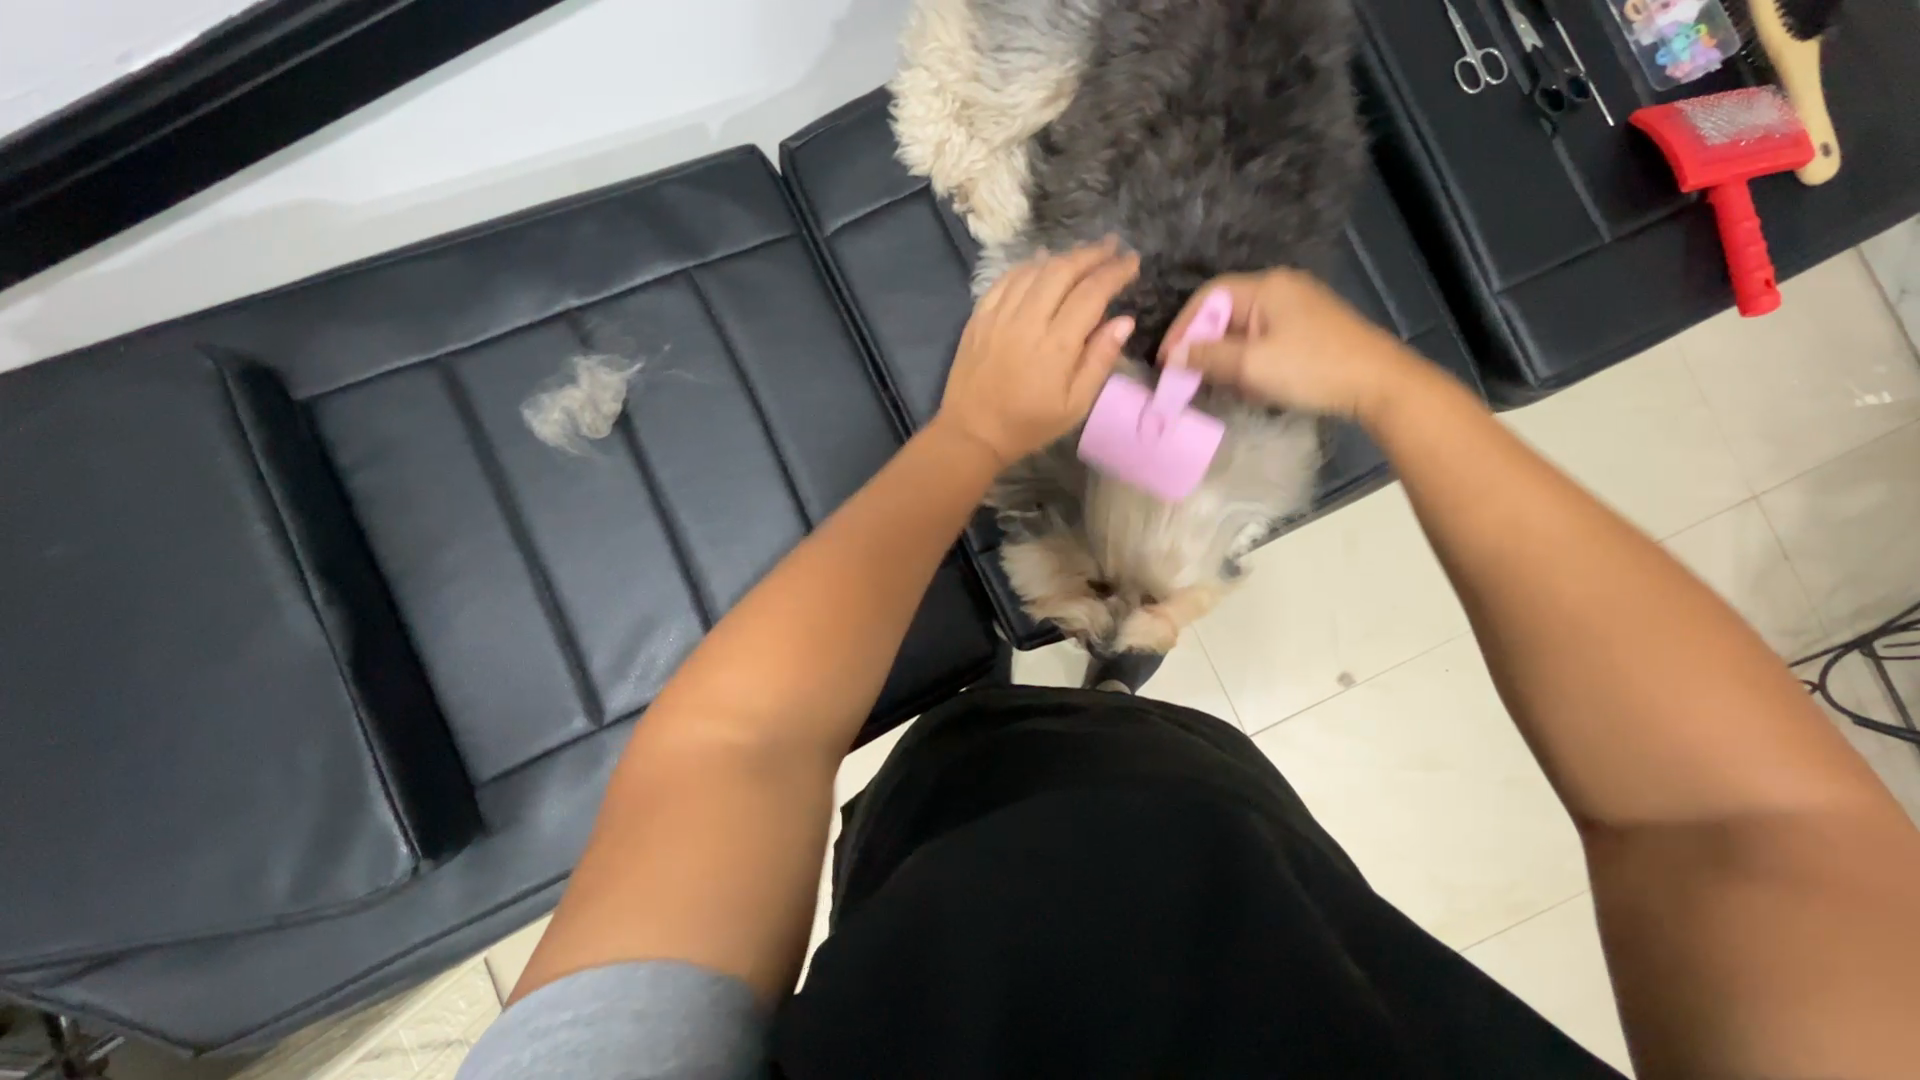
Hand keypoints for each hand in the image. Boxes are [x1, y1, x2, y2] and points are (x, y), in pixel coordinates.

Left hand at [933, 241, 1139, 466]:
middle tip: (1112, 247)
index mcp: (1056, 345)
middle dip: (1091, 255)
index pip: (1091, 294)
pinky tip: (1041, 263)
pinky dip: (1028, 266)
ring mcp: (999, 315)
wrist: (972, 432)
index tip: (1132, 262)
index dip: (1114, 272)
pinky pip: (1006, 279)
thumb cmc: (1029, 425)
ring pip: (1034, 270)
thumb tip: (1124, 320)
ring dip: (1062, 257)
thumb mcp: (1075, 405)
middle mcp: (1027, 321)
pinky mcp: (979, 316)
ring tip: (1082, 254)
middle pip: (1062, 271)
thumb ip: (1100, 360)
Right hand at [1158, 268, 1424, 420]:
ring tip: (1215, 384)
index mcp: (1266, 287)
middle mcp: (1281, 289)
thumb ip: (1208, 357)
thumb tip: (1173, 355)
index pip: (1208, 297)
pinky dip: (1247, 360)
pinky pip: (1264, 339)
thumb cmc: (1312, 369)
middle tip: (1186, 376)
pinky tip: (1247, 384)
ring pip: (1244, 329)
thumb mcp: (1251, 365)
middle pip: (1225, 312)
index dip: (1182, 328)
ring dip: (1225, 356)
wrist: (1379, 384)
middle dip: (1203, 345)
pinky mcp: (1310, 329)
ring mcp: (1299, 308)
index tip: (1166, 361)